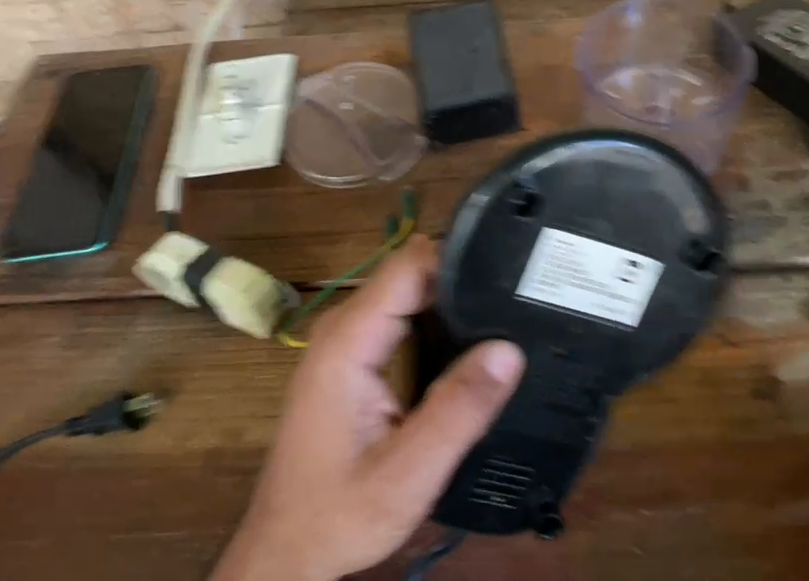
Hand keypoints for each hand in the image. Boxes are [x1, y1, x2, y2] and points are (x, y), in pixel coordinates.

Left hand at [211, 236, 524, 580]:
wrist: (289, 552)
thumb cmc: (341, 514)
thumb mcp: (409, 472)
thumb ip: (459, 410)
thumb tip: (509, 350)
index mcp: (348, 342)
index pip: (408, 266)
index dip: (457, 257)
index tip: (509, 266)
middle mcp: (341, 330)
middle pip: (408, 275)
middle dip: (461, 275)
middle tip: (519, 292)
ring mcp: (342, 344)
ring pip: (404, 296)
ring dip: (449, 298)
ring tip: (506, 309)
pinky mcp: (349, 362)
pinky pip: (397, 319)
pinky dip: (433, 319)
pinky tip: (469, 338)